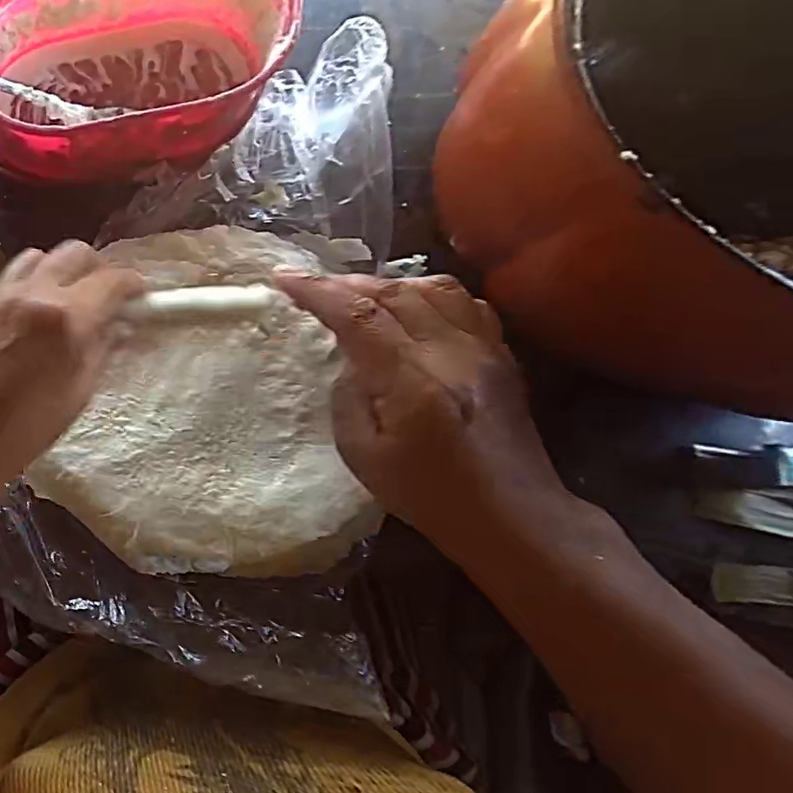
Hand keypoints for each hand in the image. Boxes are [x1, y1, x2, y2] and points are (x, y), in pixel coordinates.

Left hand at [0, 241, 146, 507]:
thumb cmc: (23, 432)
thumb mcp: (77, 393)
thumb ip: (102, 349)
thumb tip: (121, 326)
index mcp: (65, 318)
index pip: (113, 280)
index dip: (134, 286)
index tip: (142, 298)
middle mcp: (32, 294)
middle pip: (76, 254)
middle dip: (99, 271)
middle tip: (107, 300)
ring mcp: (0, 297)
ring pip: (42, 257)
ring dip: (62, 270)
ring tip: (70, 301)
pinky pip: (12, 275)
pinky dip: (32, 280)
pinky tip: (36, 309)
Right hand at [272, 271, 572, 552]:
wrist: (510, 514)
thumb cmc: (423, 490)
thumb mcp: (360, 450)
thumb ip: (348, 394)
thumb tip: (348, 358)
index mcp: (412, 381)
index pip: (359, 316)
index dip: (317, 291)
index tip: (283, 279)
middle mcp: (453, 354)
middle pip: (395, 293)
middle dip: (343, 282)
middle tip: (307, 283)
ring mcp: (485, 351)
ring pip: (434, 290)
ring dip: (386, 282)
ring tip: (353, 291)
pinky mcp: (501, 356)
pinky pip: (465, 304)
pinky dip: (427, 294)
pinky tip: (407, 305)